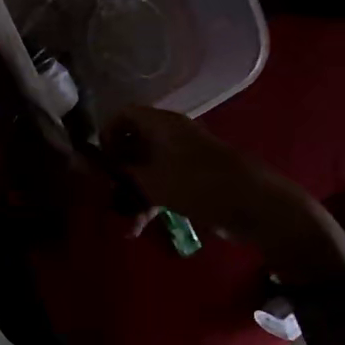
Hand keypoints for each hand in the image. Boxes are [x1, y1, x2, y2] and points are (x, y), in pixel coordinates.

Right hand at [101, 107, 344, 282]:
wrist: (255, 206)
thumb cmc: (198, 185)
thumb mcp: (151, 179)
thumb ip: (120, 170)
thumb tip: (90, 162)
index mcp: (162, 124)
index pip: (123, 115)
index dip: (106, 135)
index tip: (99, 162)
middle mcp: (171, 135)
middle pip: (132, 144)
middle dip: (116, 171)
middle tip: (105, 194)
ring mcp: (182, 158)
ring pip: (145, 169)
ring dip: (132, 195)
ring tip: (125, 223)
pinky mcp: (192, 180)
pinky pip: (162, 186)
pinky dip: (150, 203)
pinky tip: (138, 229)